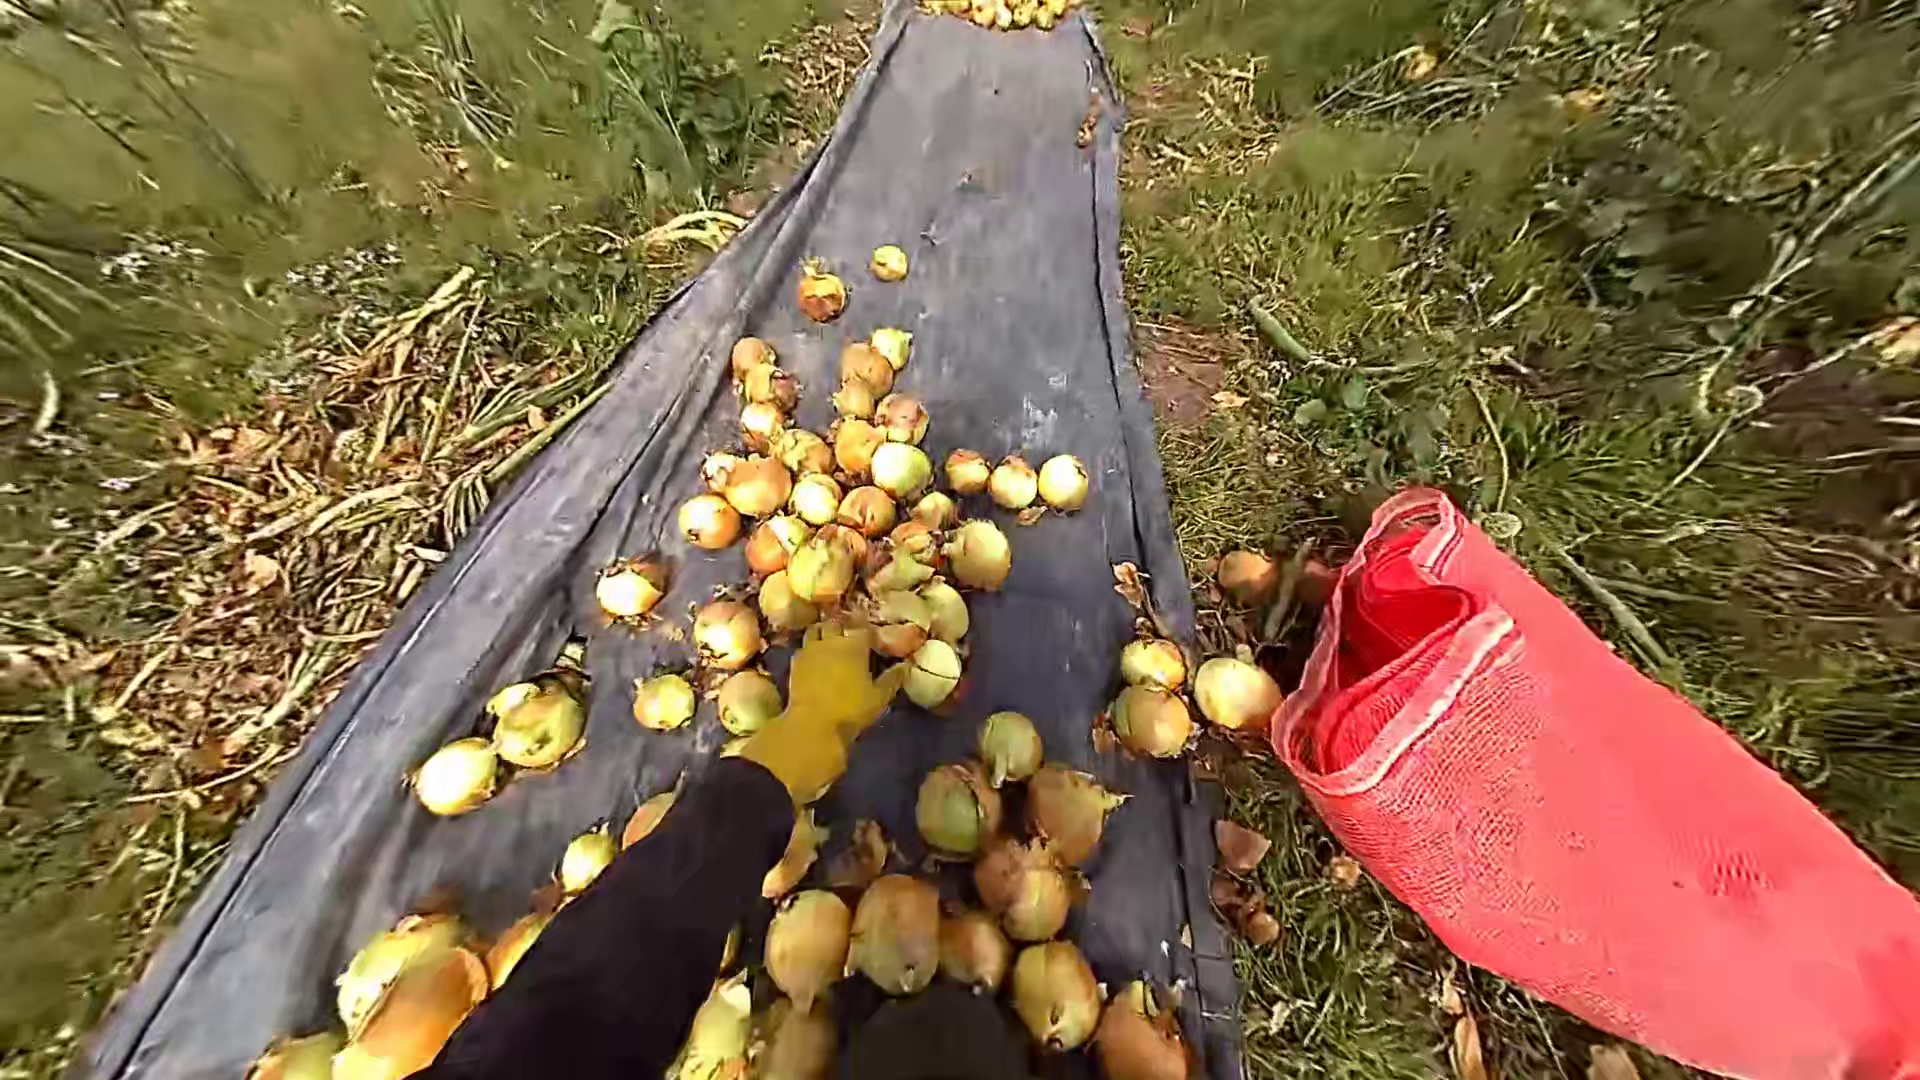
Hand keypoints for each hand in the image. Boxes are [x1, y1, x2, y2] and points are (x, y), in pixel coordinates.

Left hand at [739, 624, 901, 801]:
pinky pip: (804, 646)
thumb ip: (892, 679)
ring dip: (824, 632)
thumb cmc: (851, 709)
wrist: (813, 724)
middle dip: (844, 627)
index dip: (870, 634)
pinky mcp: (795, 661)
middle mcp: (832, 640)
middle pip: (837, 623)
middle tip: (850, 638)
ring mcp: (811, 649)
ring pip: (817, 629)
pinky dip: (810, 648)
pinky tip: (814, 657)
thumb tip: (905, 666)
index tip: (873, 641)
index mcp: (855, 645)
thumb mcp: (879, 697)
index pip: (865, 629)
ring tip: (830, 641)